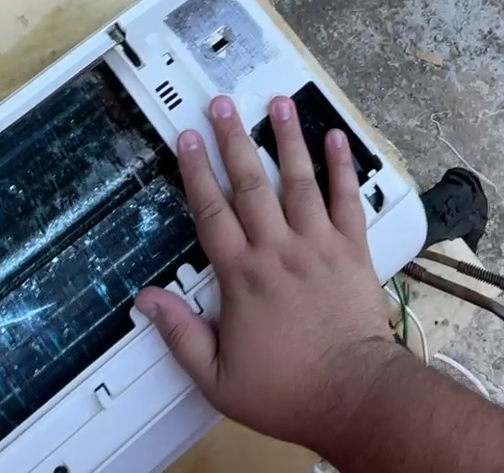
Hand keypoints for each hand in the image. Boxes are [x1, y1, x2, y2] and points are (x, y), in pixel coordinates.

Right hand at [135, 96, 408, 453]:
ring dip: (287, 139)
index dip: (196, 170)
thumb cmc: (290, 390)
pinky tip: (336, 139)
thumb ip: (180, 335)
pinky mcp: (352, 250)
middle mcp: (278, 249)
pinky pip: (346, 200)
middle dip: (233, 139)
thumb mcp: (218, 378)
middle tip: (223, 105)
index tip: (188, 139)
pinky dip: (341, 167)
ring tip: (279, 104)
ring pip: (298, 180)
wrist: (355, 398)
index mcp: (243, 275)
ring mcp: (317, 244)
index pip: (211, 210)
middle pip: (249, 182)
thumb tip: (148, 301)